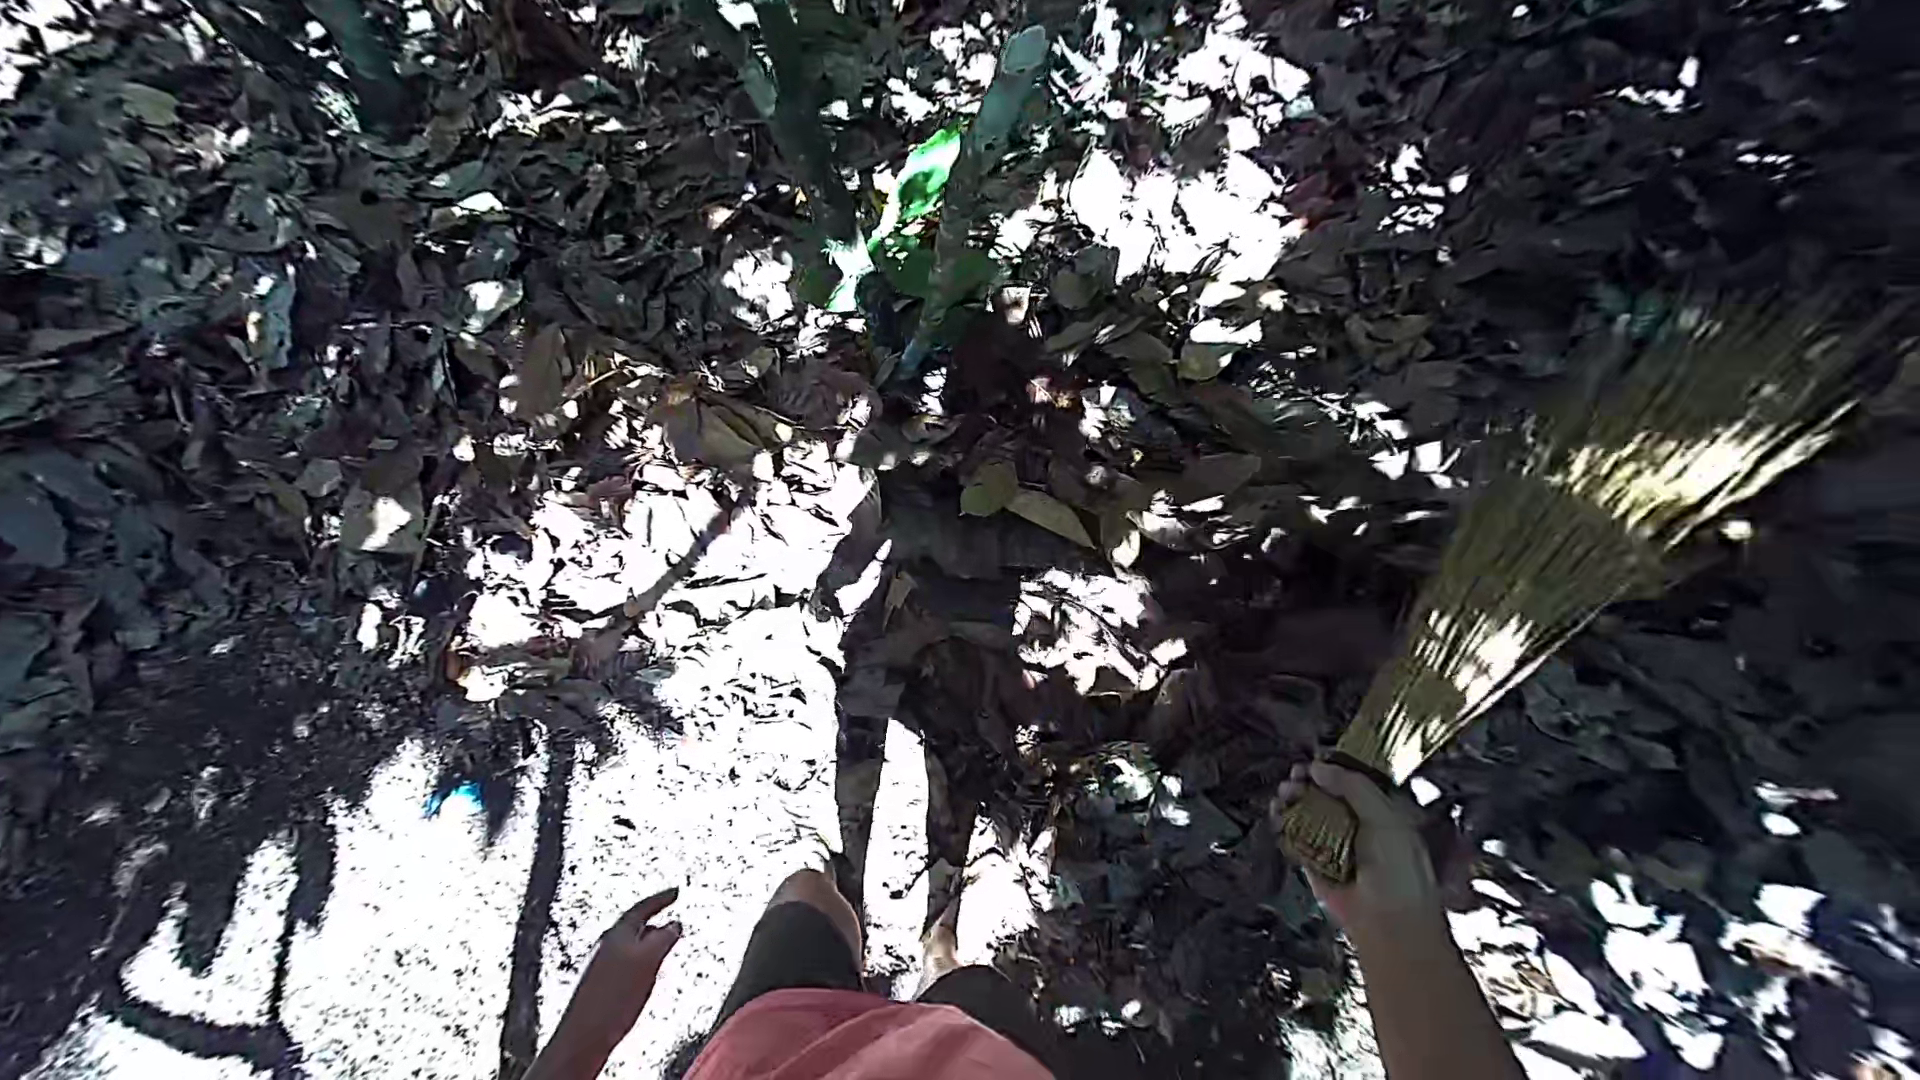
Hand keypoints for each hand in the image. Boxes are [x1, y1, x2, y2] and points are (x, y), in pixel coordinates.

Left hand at [529, 888, 681, 1078]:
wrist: (581, 1042)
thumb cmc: (613, 997)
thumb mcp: (650, 958)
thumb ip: (666, 936)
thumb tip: (675, 924)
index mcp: (617, 933)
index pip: (644, 907)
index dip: (662, 898)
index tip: (675, 892)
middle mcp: (604, 946)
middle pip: (635, 927)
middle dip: (655, 924)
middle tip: (672, 924)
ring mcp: (598, 968)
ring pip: (629, 947)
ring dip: (647, 947)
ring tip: (662, 952)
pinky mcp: (595, 988)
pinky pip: (623, 966)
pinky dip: (638, 965)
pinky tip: (643, 979)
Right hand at [1273, 762, 1441, 945]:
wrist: (1388, 925)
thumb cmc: (1397, 870)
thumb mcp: (1386, 819)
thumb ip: (1354, 787)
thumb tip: (1316, 766)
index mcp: (1380, 814)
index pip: (1350, 783)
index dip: (1330, 770)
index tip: (1313, 763)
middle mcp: (1354, 826)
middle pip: (1323, 795)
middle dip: (1306, 782)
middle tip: (1294, 777)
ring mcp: (1331, 844)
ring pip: (1305, 812)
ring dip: (1291, 799)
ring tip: (1283, 794)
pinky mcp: (1311, 861)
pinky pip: (1292, 835)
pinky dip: (1281, 822)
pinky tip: (1276, 813)